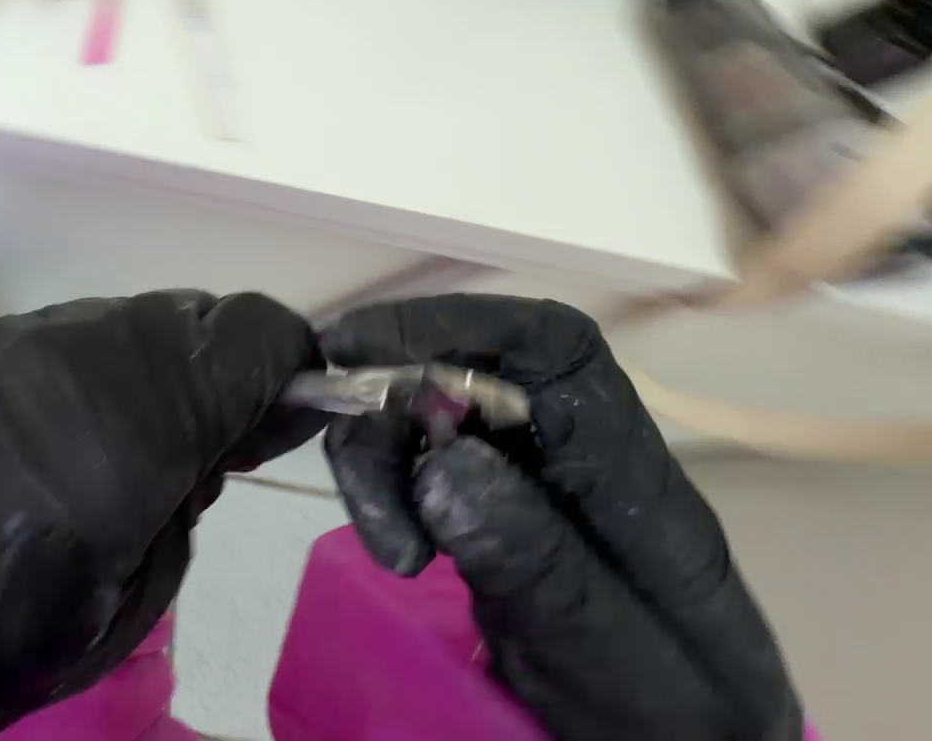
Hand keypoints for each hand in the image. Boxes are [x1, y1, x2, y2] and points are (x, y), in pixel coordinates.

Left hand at [0, 292, 325, 739]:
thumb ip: (189, 485)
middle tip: (205, 427)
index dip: (285, 363)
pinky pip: (48, 336)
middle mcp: (69, 351)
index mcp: (129, 419)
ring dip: (143, 361)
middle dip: (214, 360)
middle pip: (182, 316)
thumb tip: (226, 428)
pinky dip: (79, 366)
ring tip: (123, 429)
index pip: (247, 335)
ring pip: (113, 320)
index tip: (287, 402)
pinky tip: (52, 423)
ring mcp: (4, 339)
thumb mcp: (130, 586)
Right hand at [321, 295, 803, 740]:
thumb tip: (441, 461)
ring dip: (374, 458)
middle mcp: (560, 440)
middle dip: (386, 415)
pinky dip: (376, 483)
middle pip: (452, 370)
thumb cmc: (667, 712)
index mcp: (622, 460)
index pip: (544, 341)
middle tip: (370, 499)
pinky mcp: (471, 490)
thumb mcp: (612, 655)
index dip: (447, 322)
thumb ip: (534, 560)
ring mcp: (511, 463)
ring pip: (412, 408)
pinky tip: (397, 544)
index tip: (356, 347)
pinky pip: (402, 452)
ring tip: (393, 549)